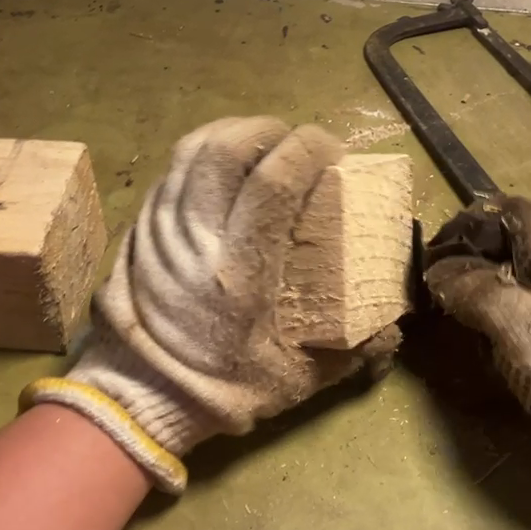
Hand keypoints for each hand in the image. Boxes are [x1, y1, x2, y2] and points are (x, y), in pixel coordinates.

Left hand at [24, 117, 399, 491]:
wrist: (138, 399)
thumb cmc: (222, 389)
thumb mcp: (298, 376)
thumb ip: (352, 349)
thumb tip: (393, 328)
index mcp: (241, 270)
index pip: (273, 181)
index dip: (308, 148)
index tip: (333, 150)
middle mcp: (196, 236)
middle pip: (226, 148)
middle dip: (270, 130)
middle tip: (297, 144)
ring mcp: (161, 226)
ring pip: (193, 148)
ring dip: (235, 132)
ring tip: (263, 145)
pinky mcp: (141, 225)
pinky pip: (173, 167)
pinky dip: (203, 152)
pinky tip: (224, 167)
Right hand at [424, 196, 530, 529]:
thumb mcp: (527, 333)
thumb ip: (482, 297)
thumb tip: (441, 271)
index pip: (521, 212)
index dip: (478, 218)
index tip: (441, 245)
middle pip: (527, 250)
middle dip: (482, 261)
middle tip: (442, 290)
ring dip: (497, 298)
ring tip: (461, 322)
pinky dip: (516, 331)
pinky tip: (500, 359)